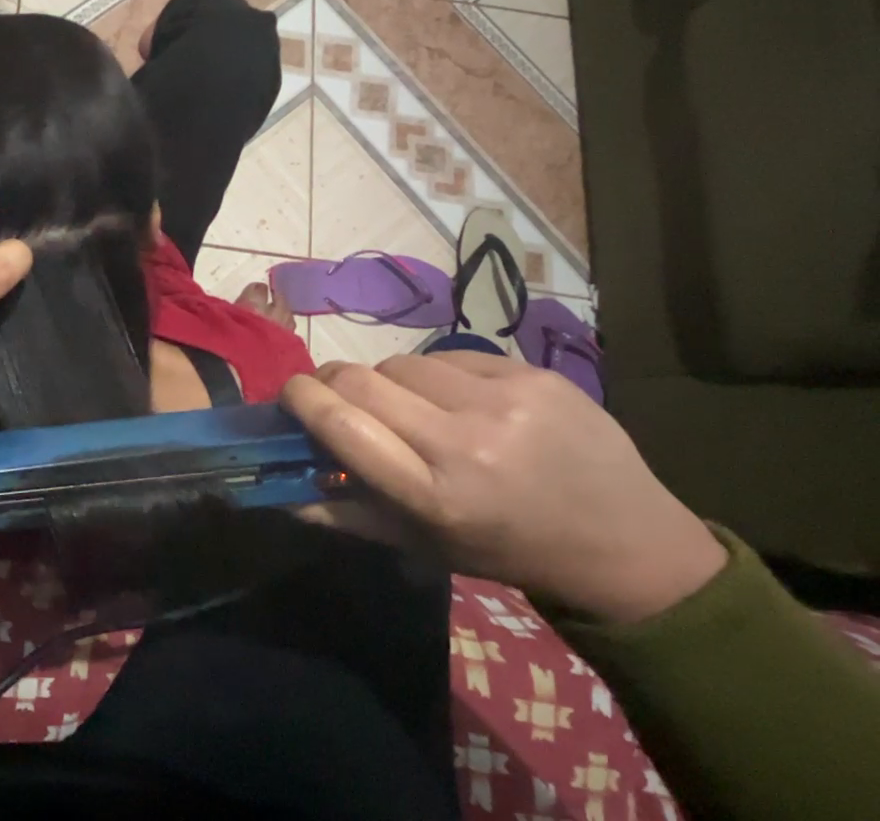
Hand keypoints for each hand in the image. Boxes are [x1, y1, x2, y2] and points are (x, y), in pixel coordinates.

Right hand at [282, 352, 726, 623]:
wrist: (628, 544)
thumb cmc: (505, 549)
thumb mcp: (419, 545)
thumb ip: (343, 514)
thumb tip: (276, 488)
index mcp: (432, 494)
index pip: (340, 423)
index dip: (300, 398)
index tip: (290, 398)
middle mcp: (465, 442)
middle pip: (359, 379)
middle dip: (331, 382)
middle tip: (333, 396)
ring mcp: (506, 402)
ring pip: (401, 363)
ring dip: (385, 380)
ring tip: (406, 405)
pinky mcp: (535, 375)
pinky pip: (450, 356)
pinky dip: (435, 375)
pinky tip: (457, 400)